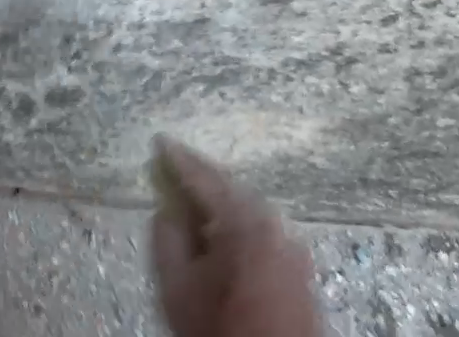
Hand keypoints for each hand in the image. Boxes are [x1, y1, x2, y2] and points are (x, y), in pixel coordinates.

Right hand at [150, 137, 324, 336]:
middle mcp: (272, 225)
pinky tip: (222, 228)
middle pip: (231, 187)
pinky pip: (262, 226)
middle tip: (174, 161)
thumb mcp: (176, 289)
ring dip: (220, 197)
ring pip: (248, 206)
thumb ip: (167, 239)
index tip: (159, 140)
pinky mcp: (299, 266)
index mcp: (242, 223)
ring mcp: (291, 245)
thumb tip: (167, 207)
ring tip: (194, 192)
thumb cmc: (219, 329)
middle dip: (202, 174)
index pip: (205, 178)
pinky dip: (238, 218)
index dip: (179, 158)